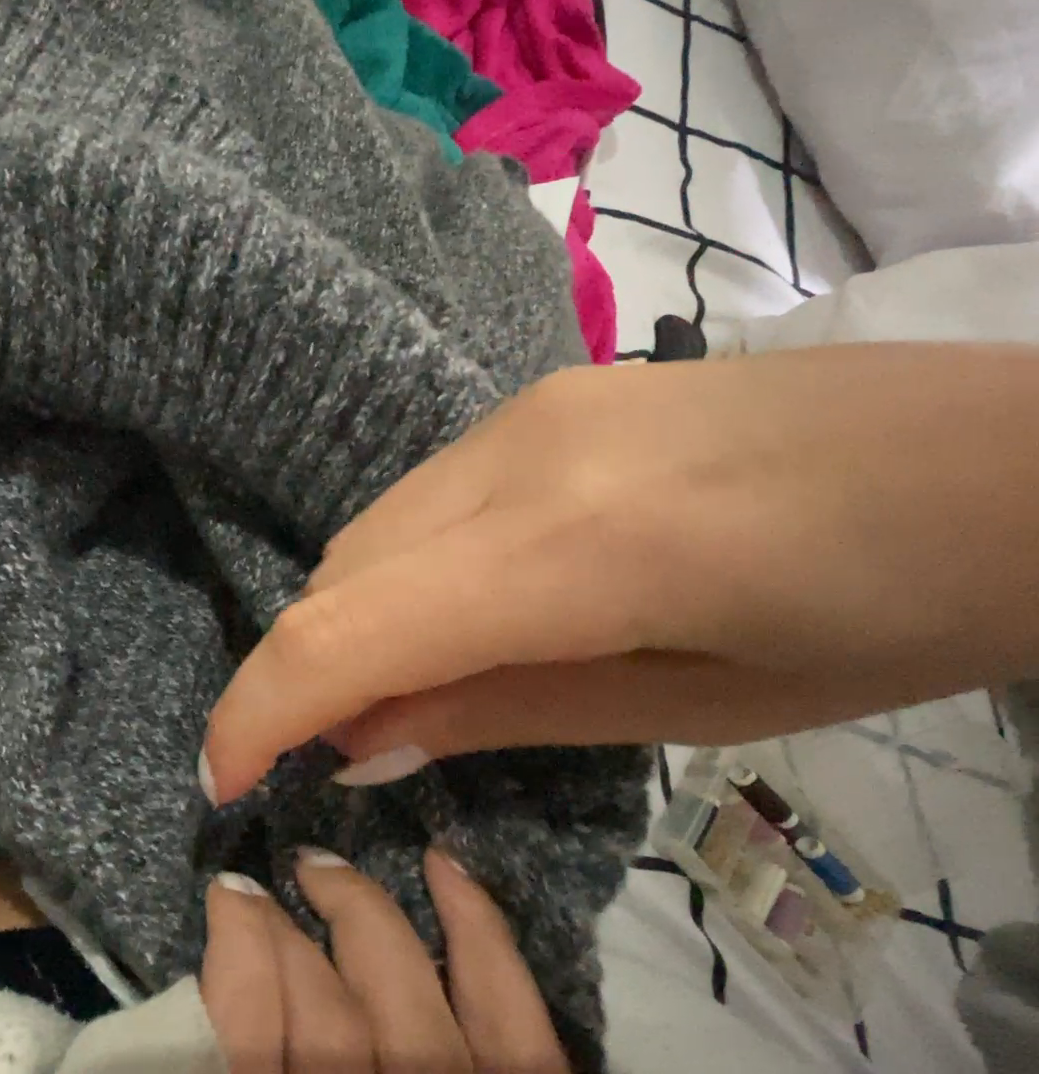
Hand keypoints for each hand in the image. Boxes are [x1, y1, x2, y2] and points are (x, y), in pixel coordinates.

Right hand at [200, 343, 1038, 801]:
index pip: (349, 631)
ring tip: (404, 691)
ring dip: (349, 623)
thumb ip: (502, 713)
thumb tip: (359, 744)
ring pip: (367, 534)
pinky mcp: (535, 400)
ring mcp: (520, 411)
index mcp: (580, 548)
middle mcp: (517, 454)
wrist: (1028, 450)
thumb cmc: (897, 613)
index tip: (221, 780)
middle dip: (302, 677)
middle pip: (338, 576)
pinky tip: (452, 611)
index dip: (259, 711)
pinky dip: (397, 574)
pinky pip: (416, 502)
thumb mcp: (696, 708)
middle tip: (338, 754)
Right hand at [200, 848, 567, 1073]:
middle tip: (259, 885)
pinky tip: (446, 867)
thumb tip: (218, 984)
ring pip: (400, 984)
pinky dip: (477, 926)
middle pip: (322, 1009)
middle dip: (281, 928)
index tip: (226, 893)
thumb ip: (235, 1050)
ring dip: (357, 908)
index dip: (236, 950)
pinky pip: (507, 1000)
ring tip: (322, 866)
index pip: (250, 1035)